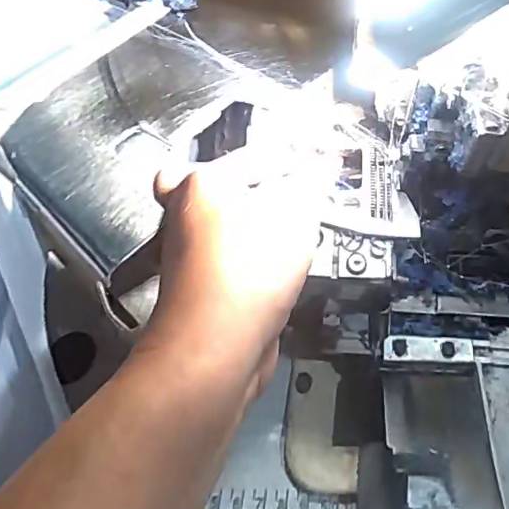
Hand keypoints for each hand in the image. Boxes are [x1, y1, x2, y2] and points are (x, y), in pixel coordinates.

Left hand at [139, 146, 323, 390]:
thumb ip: (311, 182)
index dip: (294, 163)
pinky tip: (279, 280)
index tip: (318, 171)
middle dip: (271, 198)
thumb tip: (322, 165)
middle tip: (297, 205)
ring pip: (237, 229)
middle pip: (239, 191)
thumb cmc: (243, 275)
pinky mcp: (203, 290)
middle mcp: (186, 214)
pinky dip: (258, 269)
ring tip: (291, 246)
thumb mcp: (295, 212)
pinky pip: (238, 264)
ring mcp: (190, 254)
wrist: (215, 352)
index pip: (255, 157)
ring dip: (265, 236)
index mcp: (201, 181)